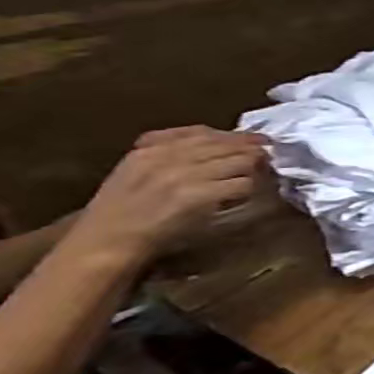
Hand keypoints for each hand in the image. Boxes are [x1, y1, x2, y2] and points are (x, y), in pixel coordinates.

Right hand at [65, 127, 268, 261]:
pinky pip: (240, 184)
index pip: (203, 132)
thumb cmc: (121, 212)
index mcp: (150, 149)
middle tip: (267, 157)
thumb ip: (167, 153)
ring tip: (256, 177)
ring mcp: (184, 176)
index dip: (235, 136)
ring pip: (240, 161)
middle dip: (251, 150)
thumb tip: (215, 143)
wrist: (106, 242)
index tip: (255, 140)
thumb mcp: (135, 171)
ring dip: (252, 170)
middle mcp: (168, 157)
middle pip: (227, 144)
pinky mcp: (198, 195)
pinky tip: (241, 196)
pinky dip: (247, 190)